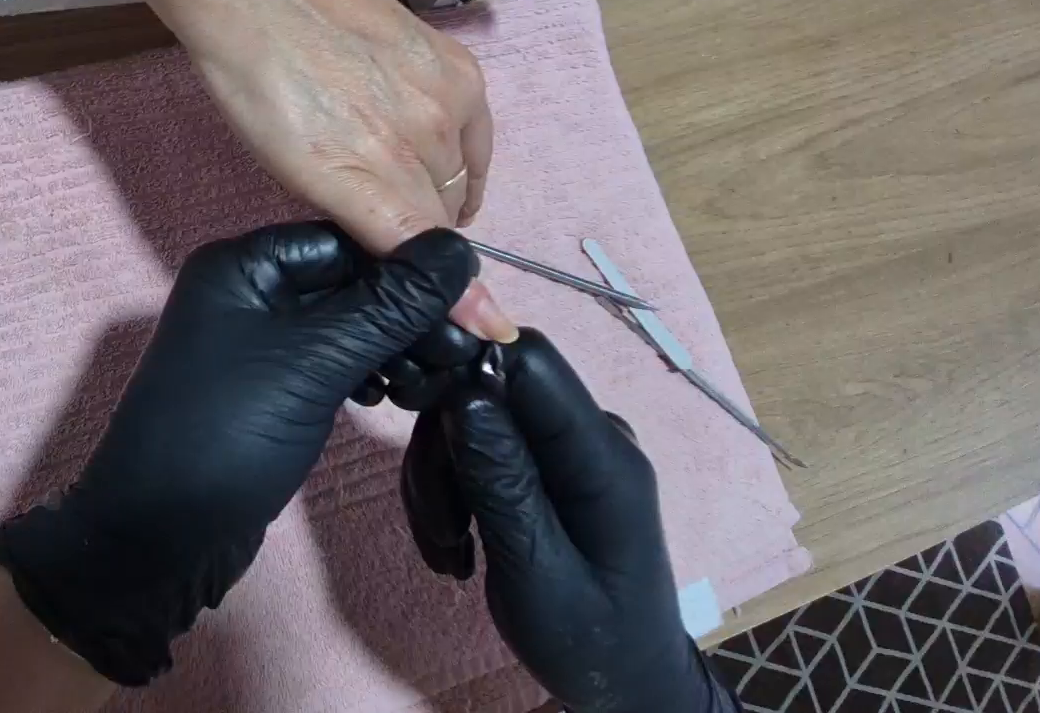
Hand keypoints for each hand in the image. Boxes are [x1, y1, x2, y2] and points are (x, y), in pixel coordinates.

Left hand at [0, 222, 474, 685]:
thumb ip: (390, 304)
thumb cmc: (229, 429)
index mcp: (243, 263)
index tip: (470, 304)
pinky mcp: (272, 381)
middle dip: (404, 315)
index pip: (345, 239)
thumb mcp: (315, 360)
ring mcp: (258, 337)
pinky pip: (332, 358)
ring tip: (425, 383)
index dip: (408, 266)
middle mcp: (249, 288)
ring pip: (346, 323)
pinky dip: (366, 371)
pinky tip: (391, 396)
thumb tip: (459, 250)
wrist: (163, 534)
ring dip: (392, 347)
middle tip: (457, 355)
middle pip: (349, 281)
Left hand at [161, 0, 513, 342]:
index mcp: (367, 176)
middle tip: (387, 227)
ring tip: (403, 188)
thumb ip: (359, 219)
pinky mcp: (455, 60)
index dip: (459, 298)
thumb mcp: (291, 167)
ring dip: (441, 193)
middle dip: (423, 235)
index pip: (430, 254)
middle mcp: (421, 141)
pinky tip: (438, 156)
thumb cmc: (249, 82)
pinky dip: (464, 155)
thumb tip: (410, 257)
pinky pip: (478, 131)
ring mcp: (445, 96)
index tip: (490, 328)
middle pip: (445, 217)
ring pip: (462, 174)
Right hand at [399, 330, 740, 712]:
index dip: (462, 366)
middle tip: (436, 522)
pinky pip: (471, 443)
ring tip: (445, 545)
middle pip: (484, 387)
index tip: (413, 415)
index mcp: (601, 455)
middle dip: (440, 446)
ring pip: (466, 416)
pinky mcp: (539, 460)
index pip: (527, 360)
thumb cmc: (591, 641)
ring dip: (438, 476)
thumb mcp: (539, 574)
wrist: (626, 685)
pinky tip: (452, 539)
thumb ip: (504, 482)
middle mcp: (585, 433)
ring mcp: (560, 445)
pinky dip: (447, 486)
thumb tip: (463, 393)